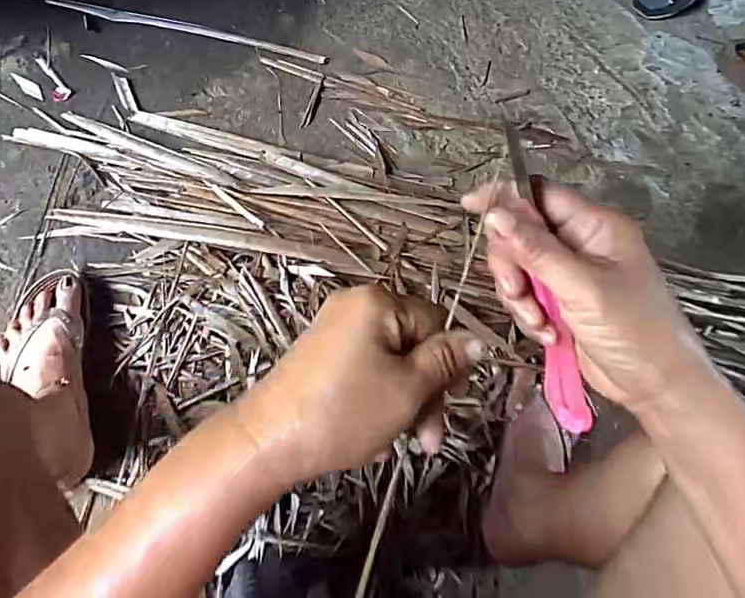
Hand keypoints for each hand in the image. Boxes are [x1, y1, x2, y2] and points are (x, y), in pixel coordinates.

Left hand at [231, 285, 484, 481]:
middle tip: (427, 439)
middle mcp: (355, 304)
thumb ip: (444, 362)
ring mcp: (334, 327)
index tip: (452, 403)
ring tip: (396, 443)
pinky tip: (371, 436)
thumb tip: (477, 339)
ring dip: (402, 402)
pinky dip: (374, 398)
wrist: (267, 440)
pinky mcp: (320, 352)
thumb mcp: (406, 389)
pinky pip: (363, 368)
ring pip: (388, 361)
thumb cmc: (343, 411)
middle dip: (424, 391)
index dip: (448, 363)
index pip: (434, 322)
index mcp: (377, 301)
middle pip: (411, 342)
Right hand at [463, 181, 712, 413]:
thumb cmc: (635, 332)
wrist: (661, 390)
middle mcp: (579, 241)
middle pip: (521, 231)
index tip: (470, 205)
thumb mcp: (583, 288)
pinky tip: (547, 334)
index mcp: (594, 225)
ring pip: (519, 264)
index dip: (504, 197)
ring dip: (519, 294)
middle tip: (518, 292)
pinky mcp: (561, 299)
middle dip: (512, 263)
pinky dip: (528, 312)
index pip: (539, 194)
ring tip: (539, 322)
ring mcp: (570, 271)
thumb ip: (536, 250)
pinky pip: (526, 293)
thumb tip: (494, 213)